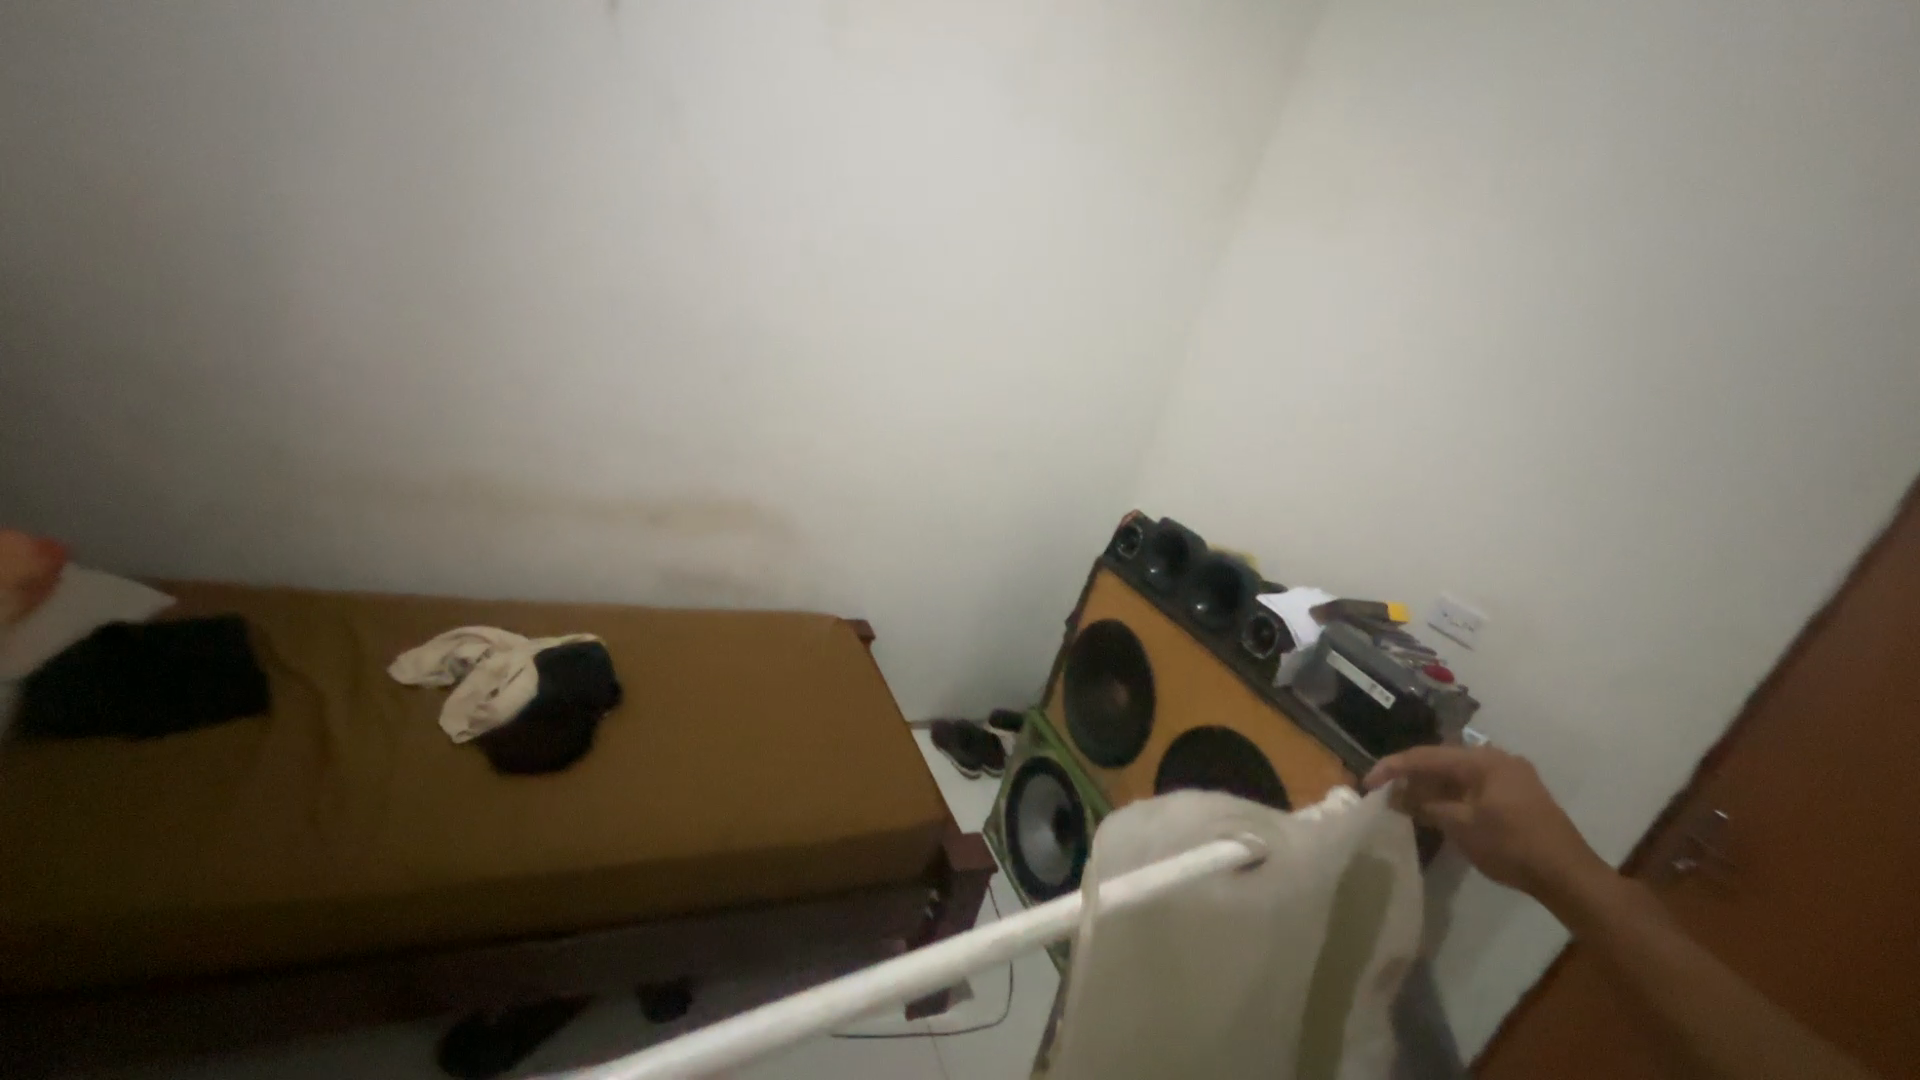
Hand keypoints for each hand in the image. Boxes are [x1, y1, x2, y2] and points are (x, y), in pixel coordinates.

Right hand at [1365, 745, 1610, 903]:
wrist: (1570, 877)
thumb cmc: (1512, 846)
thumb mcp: (1460, 826)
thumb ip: (1424, 806)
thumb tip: (1396, 797)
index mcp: (1482, 760)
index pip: (1425, 756)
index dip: (1392, 768)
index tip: (1369, 784)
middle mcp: (1497, 759)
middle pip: (1441, 761)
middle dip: (1411, 777)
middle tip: (1386, 794)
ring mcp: (1511, 776)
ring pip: (1457, 774)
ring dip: (1431, 787)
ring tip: (1406, 803)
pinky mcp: (1518, 794)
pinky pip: (1473, 786)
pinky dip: (1451, 795)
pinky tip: (1436, 810)